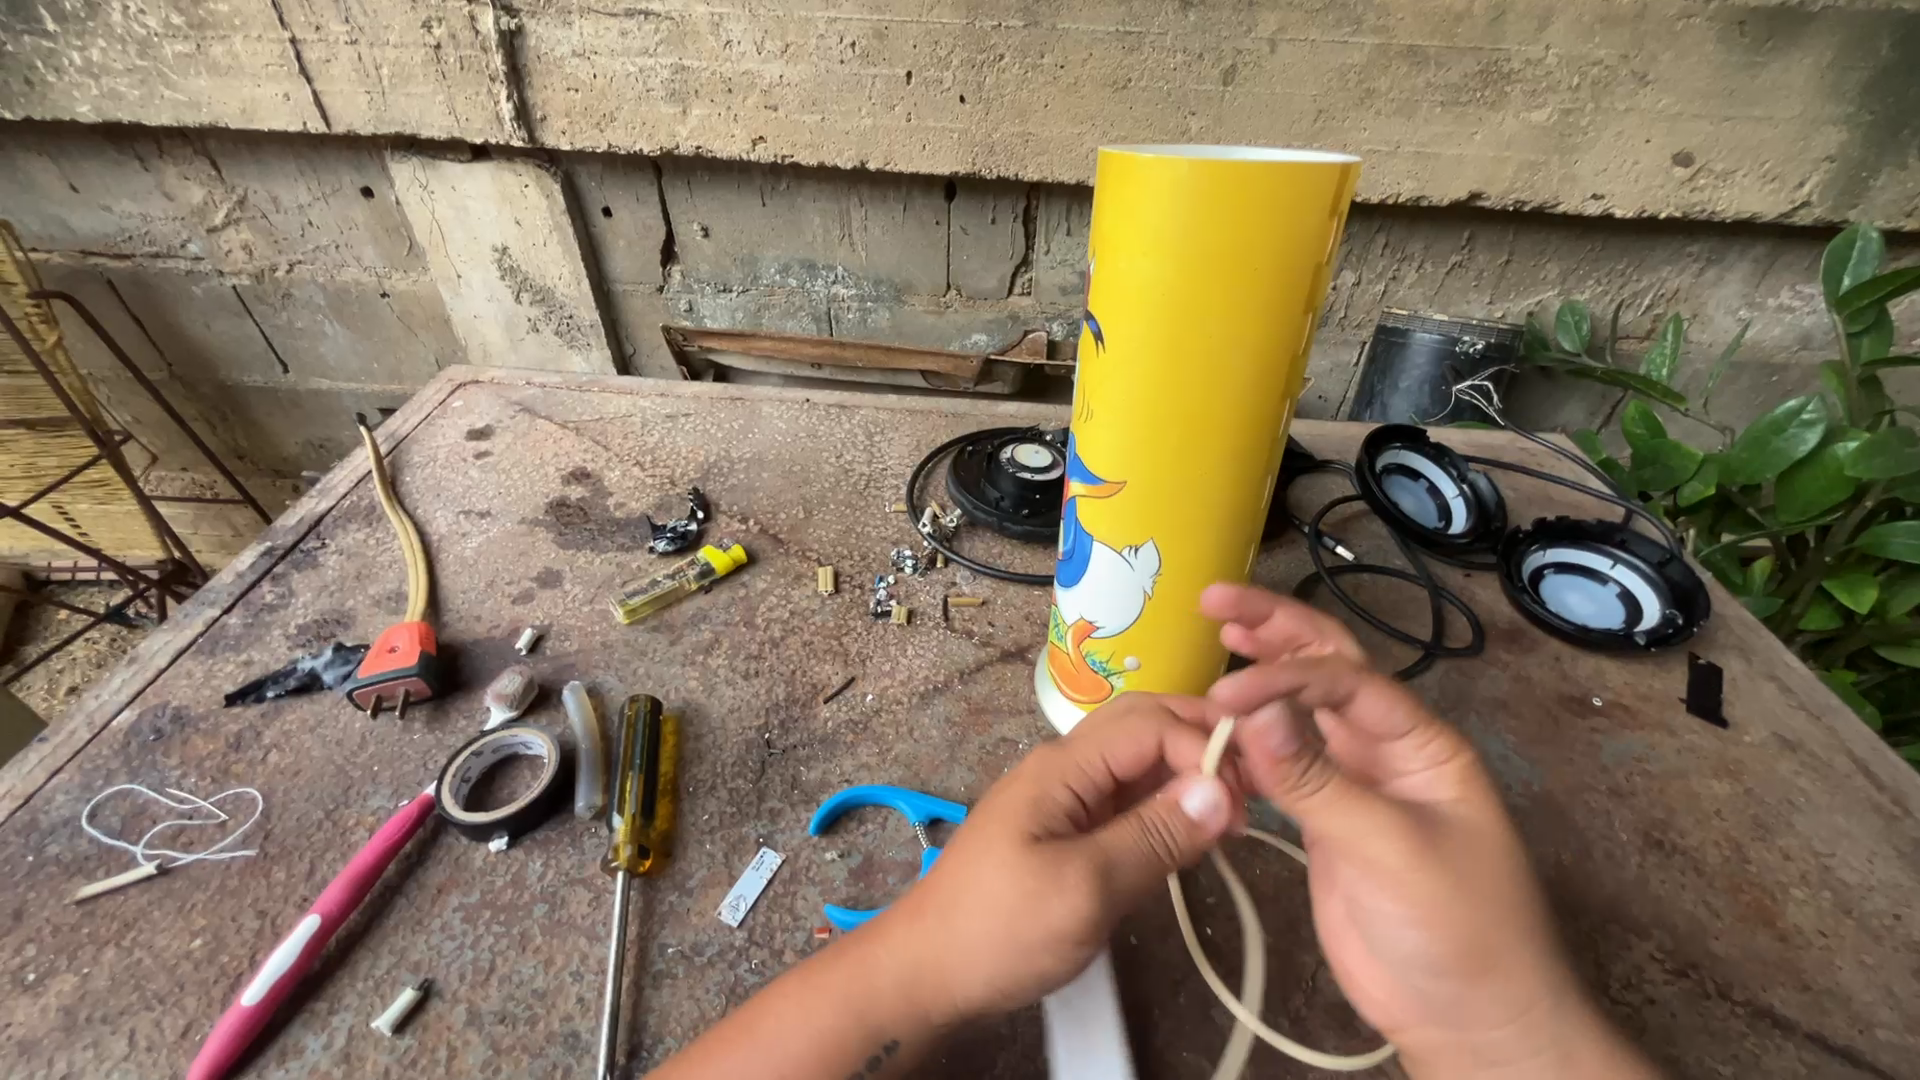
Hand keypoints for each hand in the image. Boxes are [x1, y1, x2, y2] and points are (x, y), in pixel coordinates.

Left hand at [873, 692, 1243, 1024]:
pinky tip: (1194, 829)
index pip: (1148, 723)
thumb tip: (1220, 788)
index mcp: (1063, 765)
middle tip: (1254, 785)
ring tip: (1235, 810)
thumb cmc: (1001, 927)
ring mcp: (1066, 795)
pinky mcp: (1068, 826)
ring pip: (1136, 760)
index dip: (1201, 746)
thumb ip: (1153, 836)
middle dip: (1199, 741)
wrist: (930, 968)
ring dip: (1187, 772)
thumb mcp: (1084, 888)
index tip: (1243, 799)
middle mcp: (1066, 766)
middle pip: (1141, 725)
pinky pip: (1125, 797)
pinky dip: (1165, 804)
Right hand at [1201, 583, 1656, 1079]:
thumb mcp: (1390, 849)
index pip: (1342, 681)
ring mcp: (1352, 779)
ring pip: (1301, 705)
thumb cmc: (1457, 932)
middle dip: (1275, 628)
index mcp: (1419, 741)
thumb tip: (1248, 710)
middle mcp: (1384, 746)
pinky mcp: (1323, 813)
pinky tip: (1222, 719)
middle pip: (1326, 666)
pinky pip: (1281, 756)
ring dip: (1262, 666)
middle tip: (1215, 599)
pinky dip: (1250, 729)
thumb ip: (1314, 779)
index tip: (1226, 694)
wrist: (1470, 1024)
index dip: (1282, 677)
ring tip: (1220, 632)